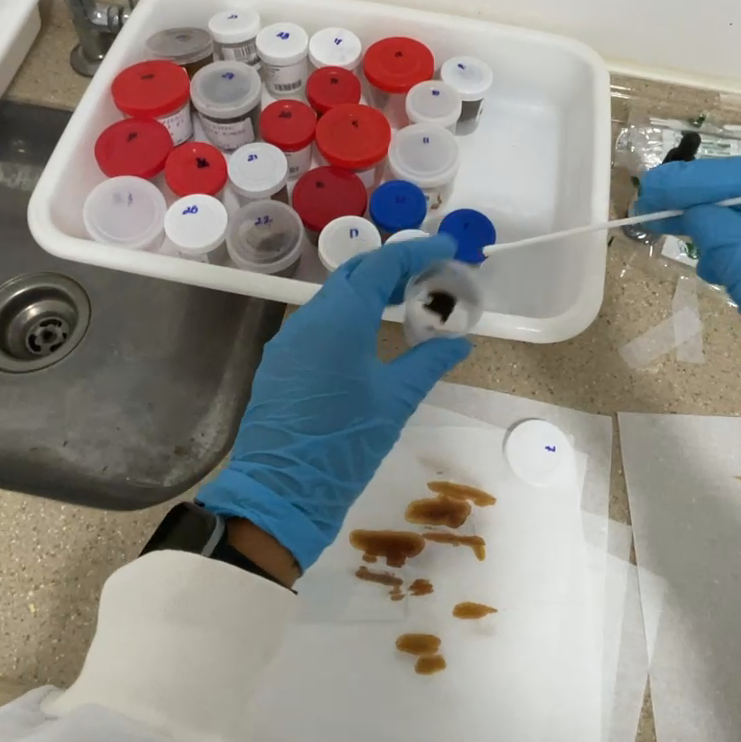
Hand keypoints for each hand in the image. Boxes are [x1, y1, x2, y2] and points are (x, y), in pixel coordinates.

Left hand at [195, 237, 472, 570]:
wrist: (280, 493)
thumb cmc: (345, 444)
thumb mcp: (395, 401)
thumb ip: (429, 362)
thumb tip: (460, 342)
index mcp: (340, 319)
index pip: (382, 265)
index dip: (417, 252)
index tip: (447, 248)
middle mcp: (310, 318)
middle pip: (355, 274)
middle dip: (393, 267)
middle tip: (430, 274)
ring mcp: (290, 338)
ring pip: (334, 296)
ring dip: (369, 290)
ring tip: (406, 300)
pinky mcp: (281, 360)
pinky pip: (319, 321)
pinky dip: (349, 314)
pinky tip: (370, 332)